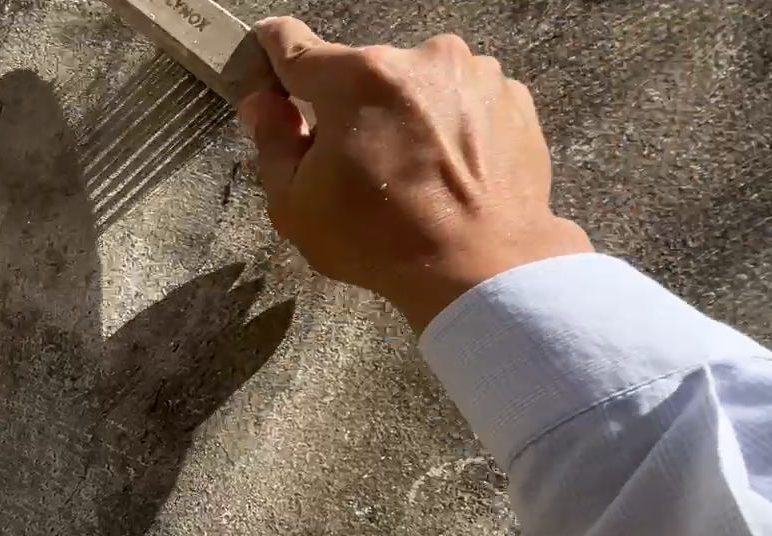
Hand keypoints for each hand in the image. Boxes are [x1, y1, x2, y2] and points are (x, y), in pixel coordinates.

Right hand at [238, 18, 591, 329]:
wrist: (477, 261)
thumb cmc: (373, 238)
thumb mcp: (294, 203)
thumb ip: (273, 142)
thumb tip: (260, 103)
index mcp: (358, 80)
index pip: (299, 51)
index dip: (274, 47)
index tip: (263, 38)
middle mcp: (420, 57)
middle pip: (360, 79)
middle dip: (343, 112)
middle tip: (341, 170)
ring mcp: (474, 72)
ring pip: (411, 90)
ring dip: (394, 121)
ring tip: (398, 179)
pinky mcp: (510, 95)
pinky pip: (455, 105)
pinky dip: (438, 131)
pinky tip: (434, 176)